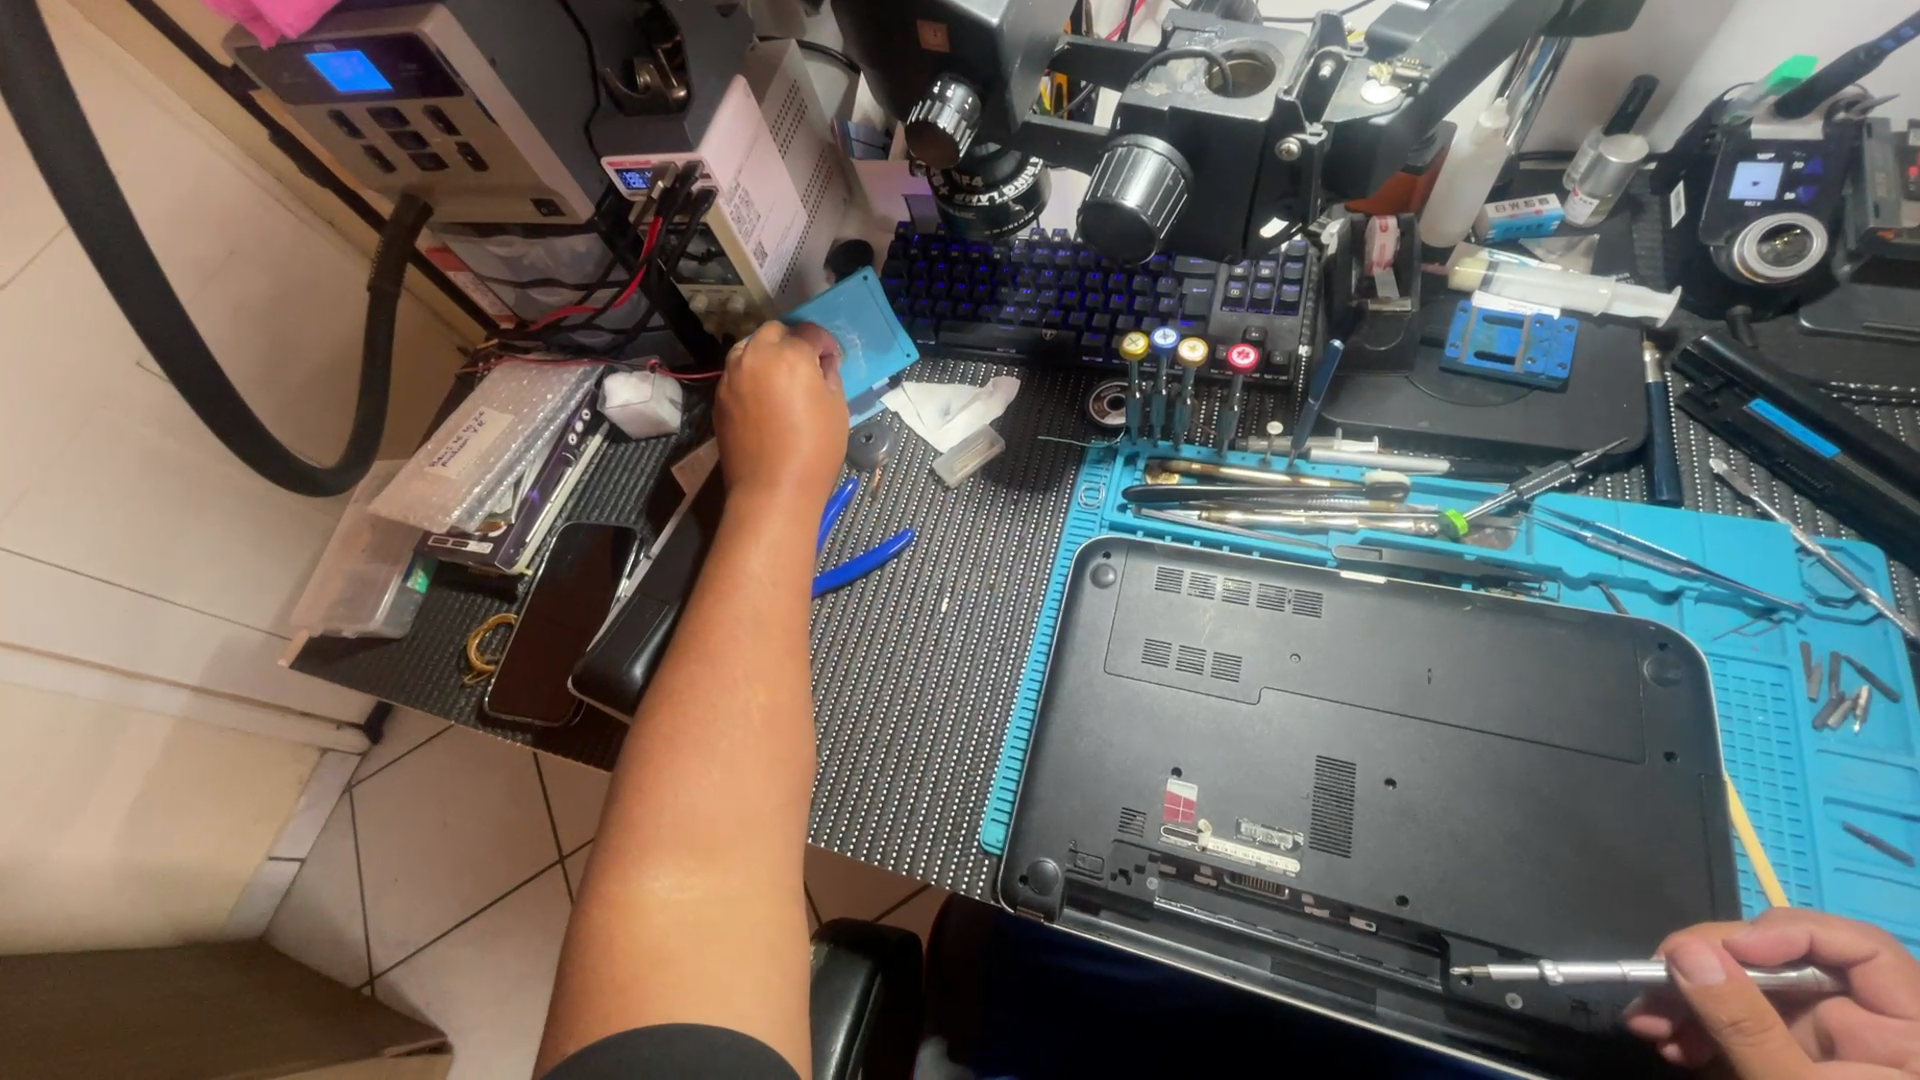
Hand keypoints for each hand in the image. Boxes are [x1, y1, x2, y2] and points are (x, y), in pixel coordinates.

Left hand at [715, 321, 847, 515]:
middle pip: (774, 332)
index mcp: (789, 355)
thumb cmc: (815, 448)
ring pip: (749, 348)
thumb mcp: (837, 408)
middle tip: (807, 366)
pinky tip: (765, 399)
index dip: (825, 343)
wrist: (772, 488)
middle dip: (793, 342)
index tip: (832, 359)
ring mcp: (732, 376)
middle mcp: (755, 356)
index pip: (809, 332)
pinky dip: (752, 375)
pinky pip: (737, 373)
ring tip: (782, 379)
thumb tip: (823, 363)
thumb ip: (829, 375)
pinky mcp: (720, 397)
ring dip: (767, 354)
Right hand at [1624, 908, 1919, 1076]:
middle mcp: (1873, 1026)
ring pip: (1747, 989)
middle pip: (1782, 962)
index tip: (1725, 951)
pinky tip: (1665, 1041)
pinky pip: (1738, 1021)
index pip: (1857, 947)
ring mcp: (1829, 1042)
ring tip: (1648, 1024)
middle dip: (1708, 968)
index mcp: (1911, 1034)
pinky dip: (1697, 1025)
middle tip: (1653, 982)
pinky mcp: (1792, 1058)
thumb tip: (1685, 950)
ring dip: (1688, 999)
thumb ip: (1745, 1024)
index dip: (1787, 934)